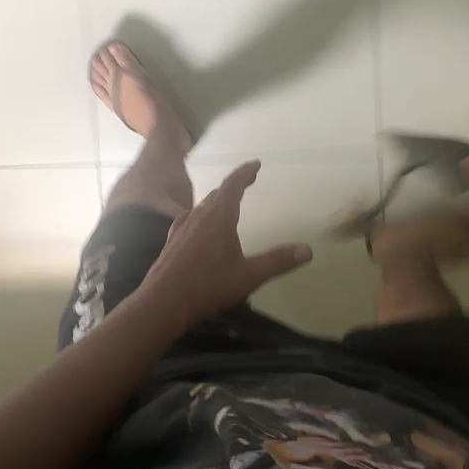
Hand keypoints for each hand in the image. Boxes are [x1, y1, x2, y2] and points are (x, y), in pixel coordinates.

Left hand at [137, 161, 312, 331]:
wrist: (161, 304)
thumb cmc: (207, 286)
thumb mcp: (248, 277)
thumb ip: (277, 262)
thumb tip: (307, 250)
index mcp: (218, 217)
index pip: (233, 185)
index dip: (245, 173)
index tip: (256, 164)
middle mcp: (198, 216)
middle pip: (217, 194)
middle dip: (234, 186)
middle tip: (247, 183)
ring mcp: (181, 228)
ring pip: (202, 206)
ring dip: (217, 201)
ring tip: (227, 204)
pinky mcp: (171, 242)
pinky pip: (189, 220)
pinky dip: (201, 216)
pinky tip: (199, 228)